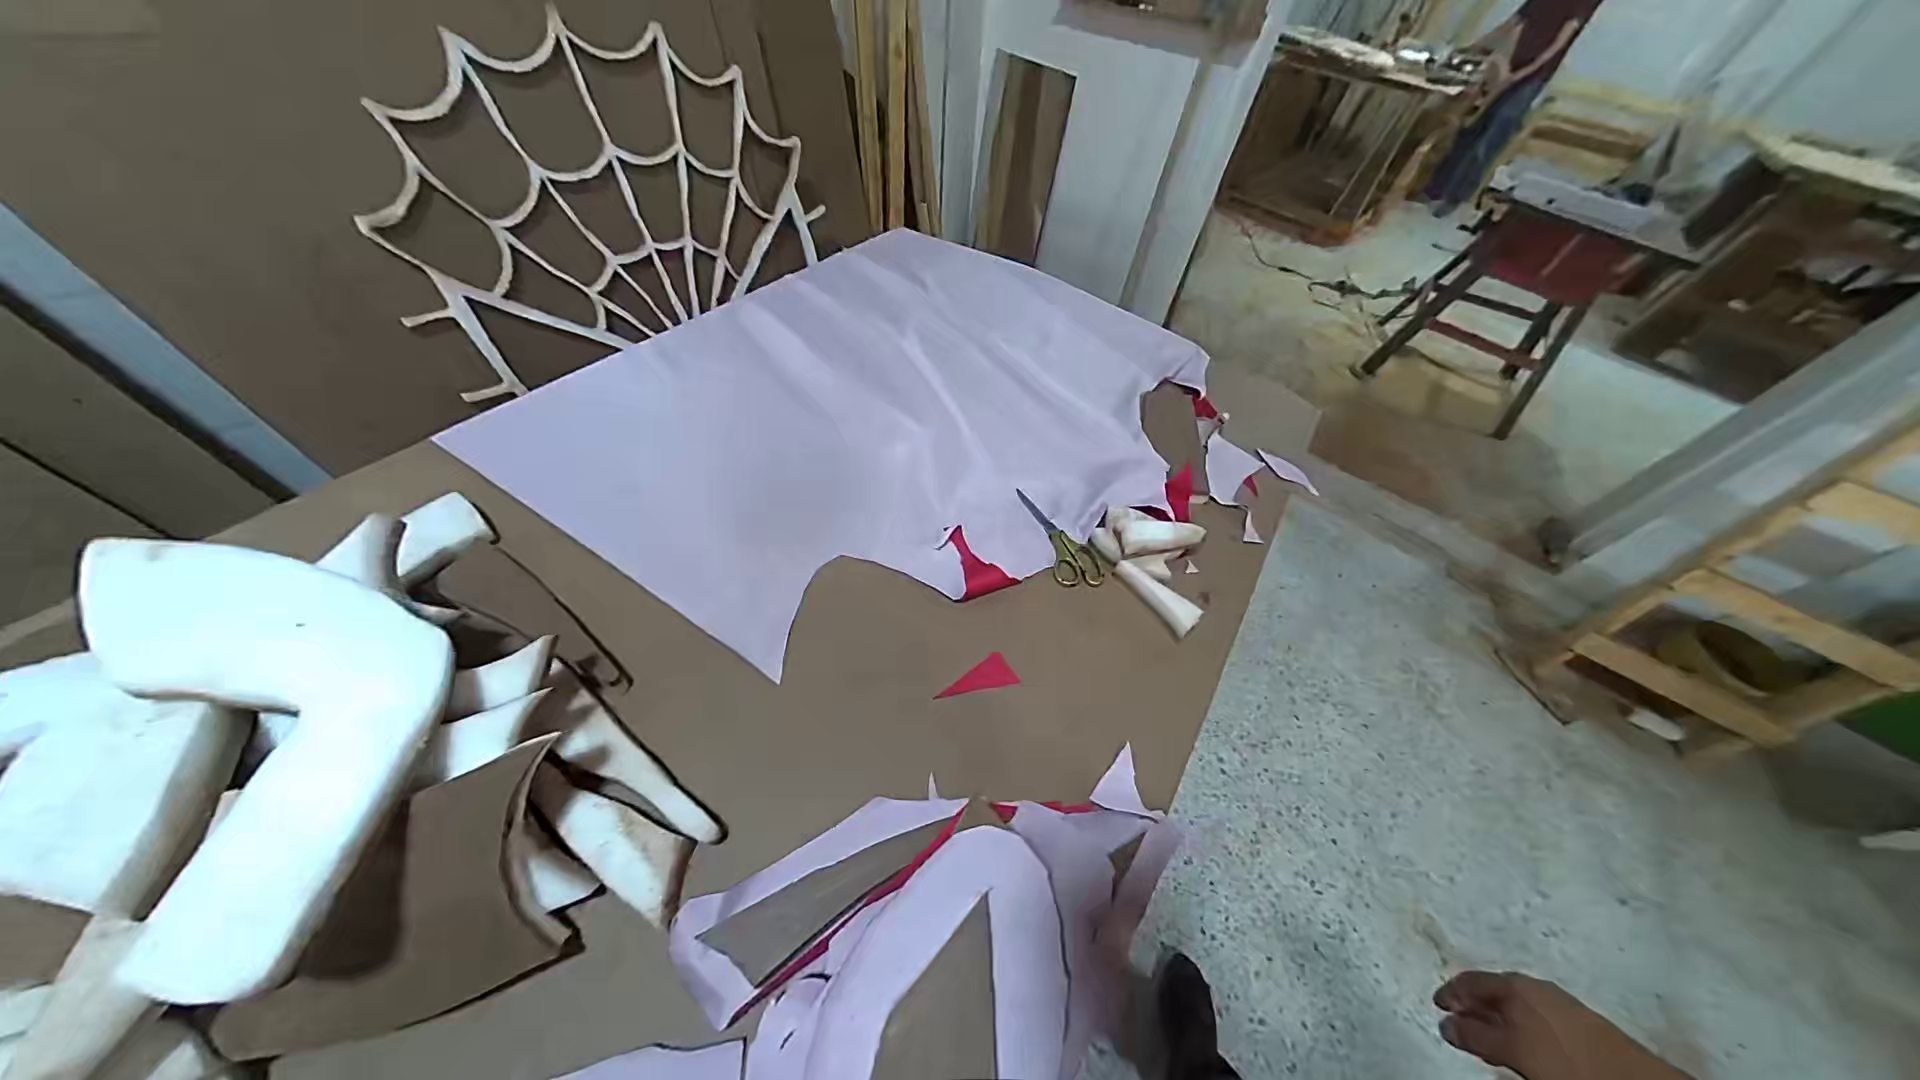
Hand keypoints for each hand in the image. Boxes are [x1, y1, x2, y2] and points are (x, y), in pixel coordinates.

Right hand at [1433, 971, 1693, 1079]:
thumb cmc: (1564, 1060)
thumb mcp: (1513, 1049)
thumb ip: (1475, 1035)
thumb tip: (1444, 1023)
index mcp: (1514, 984)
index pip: (1469, 981)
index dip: (1450, 993)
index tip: (1437, 1006)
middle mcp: (1534, 987)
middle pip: (1493, 992)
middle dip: (1474, 1007)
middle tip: (1459, 1022)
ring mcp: (1560, 1004)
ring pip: (1517, 1008)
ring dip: (1498, 1020)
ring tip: (1490, 1040)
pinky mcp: (1582, 1024)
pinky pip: (1536, 1019)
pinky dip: (1521, 1028)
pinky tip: (1524, 1046)